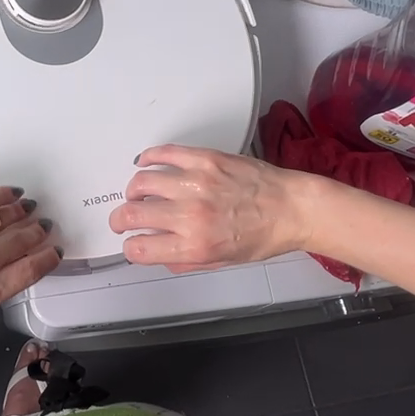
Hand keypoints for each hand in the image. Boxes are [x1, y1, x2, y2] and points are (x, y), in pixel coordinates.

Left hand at [0, 187, 62, 312]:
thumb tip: (23, 258)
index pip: (30, 271)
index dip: (47, 257)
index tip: (54, 249)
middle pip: (23, 241)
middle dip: (38, 231)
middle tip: (44, 225)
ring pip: (8, 217)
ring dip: (23, 211)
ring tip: (29, 209)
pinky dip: (4, 195)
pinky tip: (12, 195)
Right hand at [107, 145, 317, 270]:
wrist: (293, 208)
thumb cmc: (266, 234)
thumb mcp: (223, 262)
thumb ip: (186, 260)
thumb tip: (160, 254)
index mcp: (195, 245)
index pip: (140, 248)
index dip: (130, 247)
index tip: (132, 243)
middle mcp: (192, 214)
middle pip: (132, 214)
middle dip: (121, 219)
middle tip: (123, 219)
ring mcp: (196, 183)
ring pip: (142, 182)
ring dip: (133, 190)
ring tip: (137, 193)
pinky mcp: (204, 159)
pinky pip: (163, 153)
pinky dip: (148, 158)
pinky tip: (145, 163)